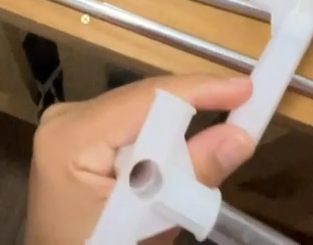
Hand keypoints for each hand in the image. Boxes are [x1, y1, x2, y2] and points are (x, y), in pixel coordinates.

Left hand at [26, 75, 255, 244]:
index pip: (147, 99)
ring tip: (221, 124)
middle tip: (244, 108)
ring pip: (140, 110)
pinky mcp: (76, 136)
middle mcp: (66, 117)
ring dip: (179, 124)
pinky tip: (181, 152)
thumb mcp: (147, 225)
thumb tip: (242, 136)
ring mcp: (68, 124)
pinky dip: (159, 139)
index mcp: (72, 137)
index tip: (246, 87)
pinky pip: (129, 126)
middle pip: (144, 100)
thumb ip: (193, 176)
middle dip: (194, 106)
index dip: (199, 89)